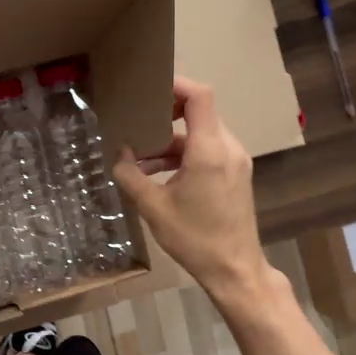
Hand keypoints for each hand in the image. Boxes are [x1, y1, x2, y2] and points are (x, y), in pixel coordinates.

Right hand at [113, 77, 283, 317]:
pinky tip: (158, 173)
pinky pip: (207, 150)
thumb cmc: (194, 238)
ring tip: (140, 155)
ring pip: (201, 133)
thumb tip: (120, 154)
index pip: (200, 96)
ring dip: (171, 138)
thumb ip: (131, 175)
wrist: (235, 270)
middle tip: (137, 119)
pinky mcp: (235, 175)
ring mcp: (235, 161)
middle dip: (166, 113)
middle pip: (199, 112)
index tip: (149, 88)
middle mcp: (228, 148)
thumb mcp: (152, 207)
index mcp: (209, 150)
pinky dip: (183, 153)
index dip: (176, 84)